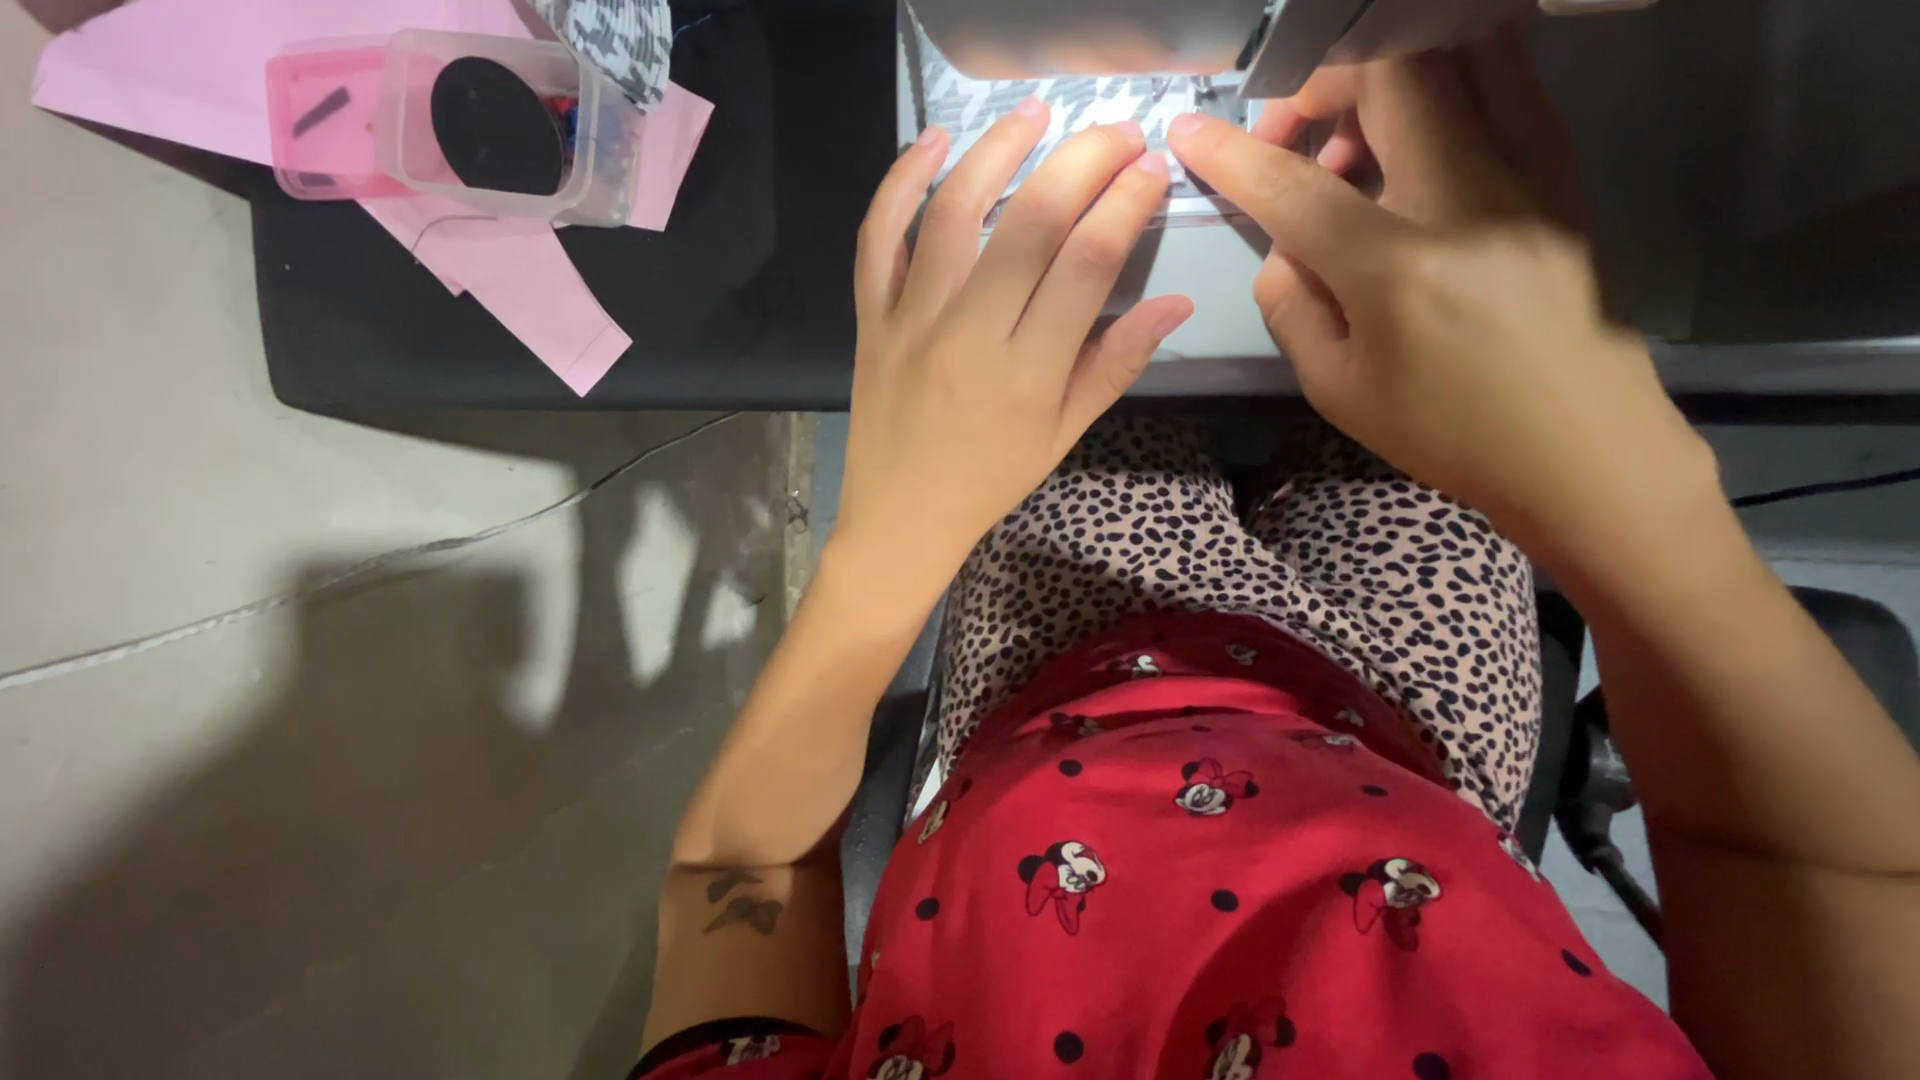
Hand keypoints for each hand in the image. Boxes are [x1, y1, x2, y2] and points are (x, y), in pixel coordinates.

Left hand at [832, 101, 1193, 599]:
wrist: (901, 516)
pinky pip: (878, 239)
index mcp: (1027, 374)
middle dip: (1080, 163)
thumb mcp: (1062, 434)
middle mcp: (969, 335)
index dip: (1124, 205)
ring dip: (997, 150)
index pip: (1085, 266)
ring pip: (954, 213)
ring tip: (1035, 113)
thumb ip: (1115, 366)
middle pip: (1029, 225)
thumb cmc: (989, 480)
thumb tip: (1173, 303)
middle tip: (1114, 132)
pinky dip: (900, 183)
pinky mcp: (872, 317)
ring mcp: (912, 321)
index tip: (1150, 168)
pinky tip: (932, 142)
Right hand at [1167, 32, 1715, 568]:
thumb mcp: (1335, 388)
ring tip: (1356, 144)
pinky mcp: (1563, 173)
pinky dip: (1444, 88)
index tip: (1189, 130)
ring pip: (1460, 54)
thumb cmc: (1445, 431)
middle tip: (1293, 138)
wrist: (1581, 448)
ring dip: (1386, 77)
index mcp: (1394, 266)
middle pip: (1389, 74)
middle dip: (1319, 85)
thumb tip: (1283, 250)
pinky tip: (1414, 150)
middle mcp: (1466, 195)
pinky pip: (1504, 84)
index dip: (1231, 153)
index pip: (1294, 185)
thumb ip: (1291, 306)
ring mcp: (1529, 172)